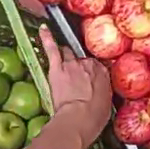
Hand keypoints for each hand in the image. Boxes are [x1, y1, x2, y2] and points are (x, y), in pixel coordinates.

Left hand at [38, 26, 111, 141]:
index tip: (90, 78)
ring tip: (63, 54)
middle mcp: (88, 64)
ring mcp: (71, 64)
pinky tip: (43, 30)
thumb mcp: (106, 105)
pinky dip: (47, 38)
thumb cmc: (94, 116)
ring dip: (66, 54)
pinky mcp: (57, 67)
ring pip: (68, 53)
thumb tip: (99, 95)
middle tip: (77, 75)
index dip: (92, 72)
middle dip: (80, 66)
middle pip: (83, 59)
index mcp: (103, 73)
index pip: (98, 66)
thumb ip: (102, 93)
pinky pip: (51, 49)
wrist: (79, 118)